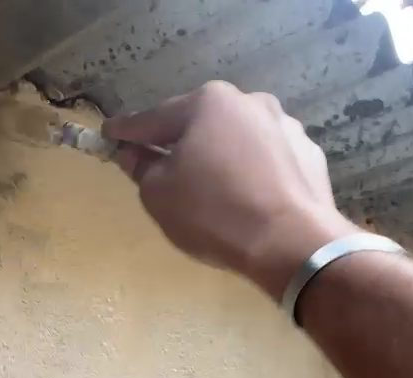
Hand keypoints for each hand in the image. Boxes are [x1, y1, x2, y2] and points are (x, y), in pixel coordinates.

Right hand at [105, 81, 358, 294]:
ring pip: (234, 139)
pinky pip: (263, 159)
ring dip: (216, 156)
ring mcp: (283, 124)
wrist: (289, 240)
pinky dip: (248, 172)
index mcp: (206, 104)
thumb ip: (141, 168)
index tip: (108, 133)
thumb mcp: (158, 195)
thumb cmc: (212, 213)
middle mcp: (247, 102)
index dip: (125, 131)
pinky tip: (244, 198)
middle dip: (177, 142)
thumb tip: (133, 153)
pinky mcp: (305, 152)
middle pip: (198, 123)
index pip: (152, 119)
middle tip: (160, 168)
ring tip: (208, 190)